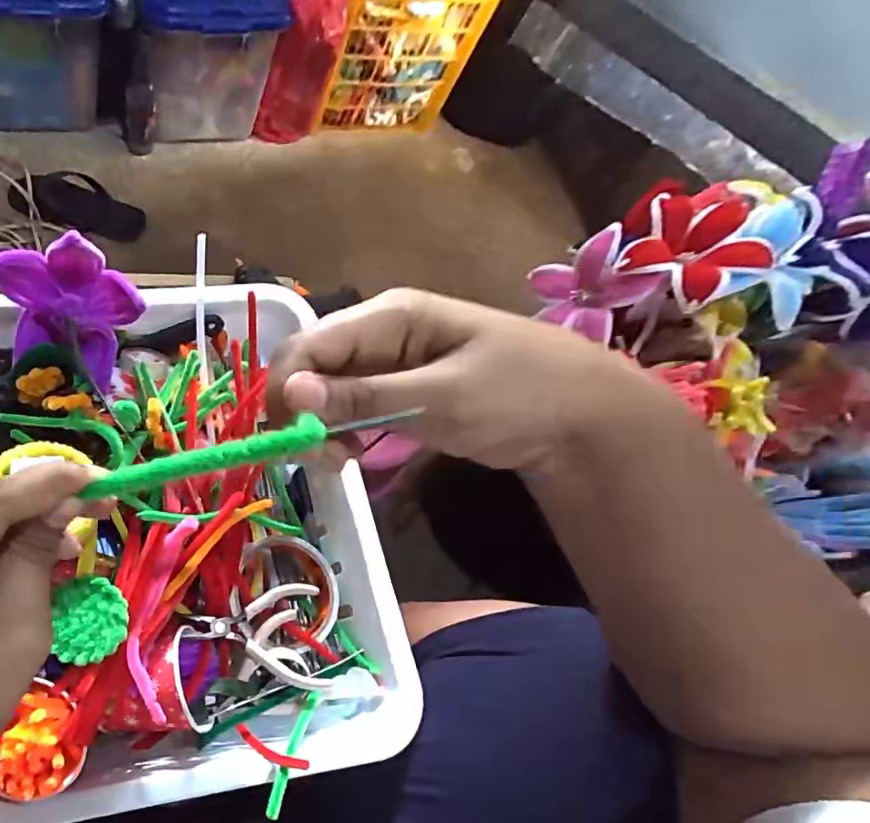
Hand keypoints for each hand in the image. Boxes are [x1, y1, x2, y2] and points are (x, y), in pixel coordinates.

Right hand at [267, 288, 683, 477]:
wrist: (585, 419)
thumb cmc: (519, 395)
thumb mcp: (439, 398)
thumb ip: (363, 398)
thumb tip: (290, 393)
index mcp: (390, 315)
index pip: (308, 346)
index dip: (285, 391)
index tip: (291, 442)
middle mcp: (382, 332)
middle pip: (311, 368)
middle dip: (304, 414)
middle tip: (325, 459)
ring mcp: (391, 363)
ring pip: (327, 393)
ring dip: (321, 429)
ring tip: (345, 461)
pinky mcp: (401, 391)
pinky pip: (352, 409)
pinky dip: (344, 434)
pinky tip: (355, 455)